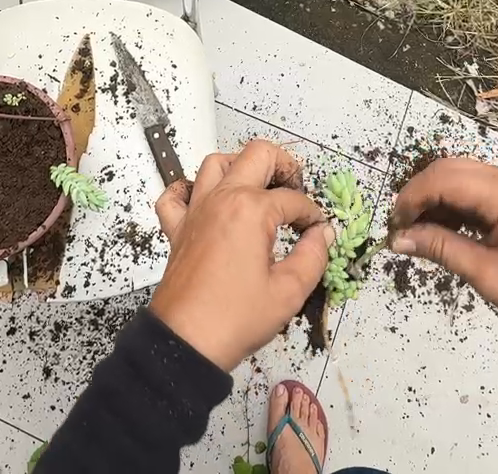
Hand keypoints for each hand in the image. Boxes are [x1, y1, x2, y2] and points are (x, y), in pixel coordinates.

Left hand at [151, 139, 332, 370]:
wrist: (185, 343)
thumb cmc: (235, 318)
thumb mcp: (288, 292)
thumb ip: (313, 257)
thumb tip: (322, 235)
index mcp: (251, 210)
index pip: (293, 198)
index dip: (313, 213)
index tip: (318, 230)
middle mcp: (222, 199)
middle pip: (257, 154)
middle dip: (284, 165)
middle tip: (296, 190)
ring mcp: (196, 210)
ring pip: (215, 163)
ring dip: (240, 166)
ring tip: (258, 187)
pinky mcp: (177, 229)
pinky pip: (175, 196)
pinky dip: (188, 191)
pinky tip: (206, 202)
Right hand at [389, 157, 497, 367]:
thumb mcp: (487, 275)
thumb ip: (441, 248)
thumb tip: (397, 238)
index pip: (443, 179)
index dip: (411, 198)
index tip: (392, 226)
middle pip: (449, 169)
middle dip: (420, 195)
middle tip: (401, 229)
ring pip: (461, 175)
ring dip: (436, 198)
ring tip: (419, 233)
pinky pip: (477, 186)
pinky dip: (456, 202)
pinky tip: (445, 229)